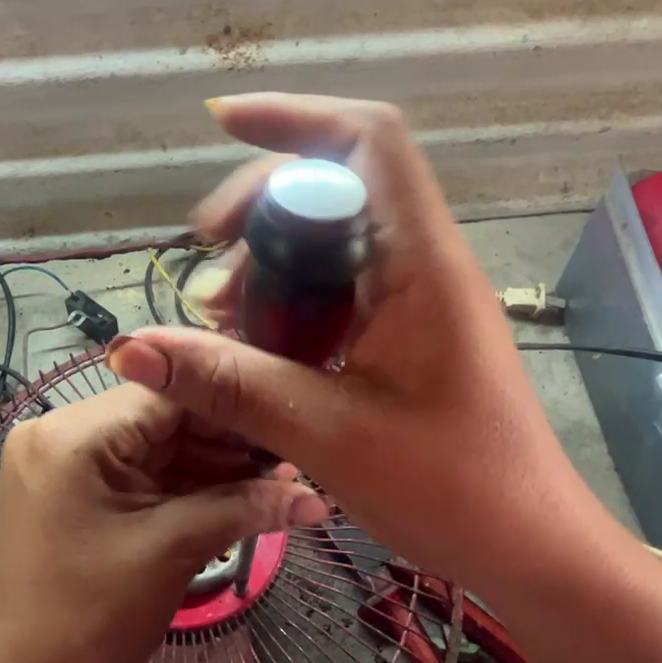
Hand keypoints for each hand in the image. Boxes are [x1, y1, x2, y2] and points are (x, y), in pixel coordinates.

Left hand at [0, 382, 326, 662]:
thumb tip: (317, 499)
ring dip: (207, 467)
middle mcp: (59, 432)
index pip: (169, 393)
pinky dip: (177, 487)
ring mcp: (59, 463)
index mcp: (74, 433)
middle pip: (160, 419)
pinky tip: (230, 497)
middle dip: (225, 443)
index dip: (234, 407)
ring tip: (273, 483)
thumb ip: (243, 509)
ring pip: (150, 448)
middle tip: (289, 462)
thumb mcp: (171, 551)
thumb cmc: (89, 619)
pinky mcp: (67, 492)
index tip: (288, 424)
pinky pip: (133, 474)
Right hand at [105, 93, 598, 587]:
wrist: (529, 545)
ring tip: (219, 319)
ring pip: (336, 240)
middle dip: (261, 209)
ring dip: (271, 263)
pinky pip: (345, 288)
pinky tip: (258, 346)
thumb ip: (228, 381)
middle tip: (206, 272)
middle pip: (339, 183)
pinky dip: (294, 301)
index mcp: (421, 262)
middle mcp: (425, 262)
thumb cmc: (448, 487)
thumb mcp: (324, 431)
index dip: (295, 117)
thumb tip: (132, 349)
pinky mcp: (415, 331)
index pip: (367, 139)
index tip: (222, 127)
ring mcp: (422, 297)